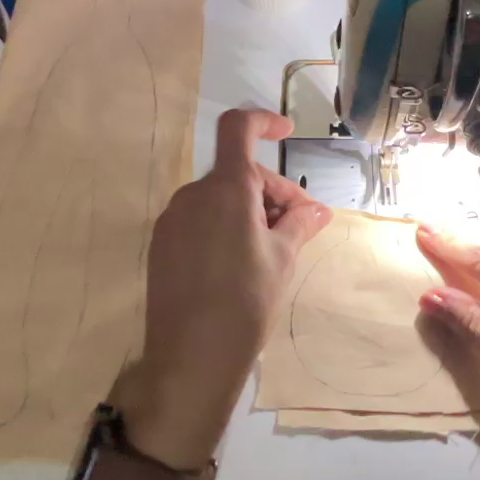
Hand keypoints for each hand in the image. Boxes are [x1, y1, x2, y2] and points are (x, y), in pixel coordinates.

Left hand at [119, 109, 331, 469]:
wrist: (190, 359)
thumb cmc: (246, 302)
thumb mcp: (283, 259)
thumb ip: (300, 223)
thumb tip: (317, 210)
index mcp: (226, 189)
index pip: (238, 128)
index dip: (263, 121)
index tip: (287, 131)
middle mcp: (193, 195)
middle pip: (238, 174)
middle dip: (272, 192)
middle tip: (300, 226)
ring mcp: (172, 220)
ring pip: (219, 198)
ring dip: (249, 211)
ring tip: (272, 249)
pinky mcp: (161, 245)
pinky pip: (199, 220)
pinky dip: (224, 226)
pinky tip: (239, 263)